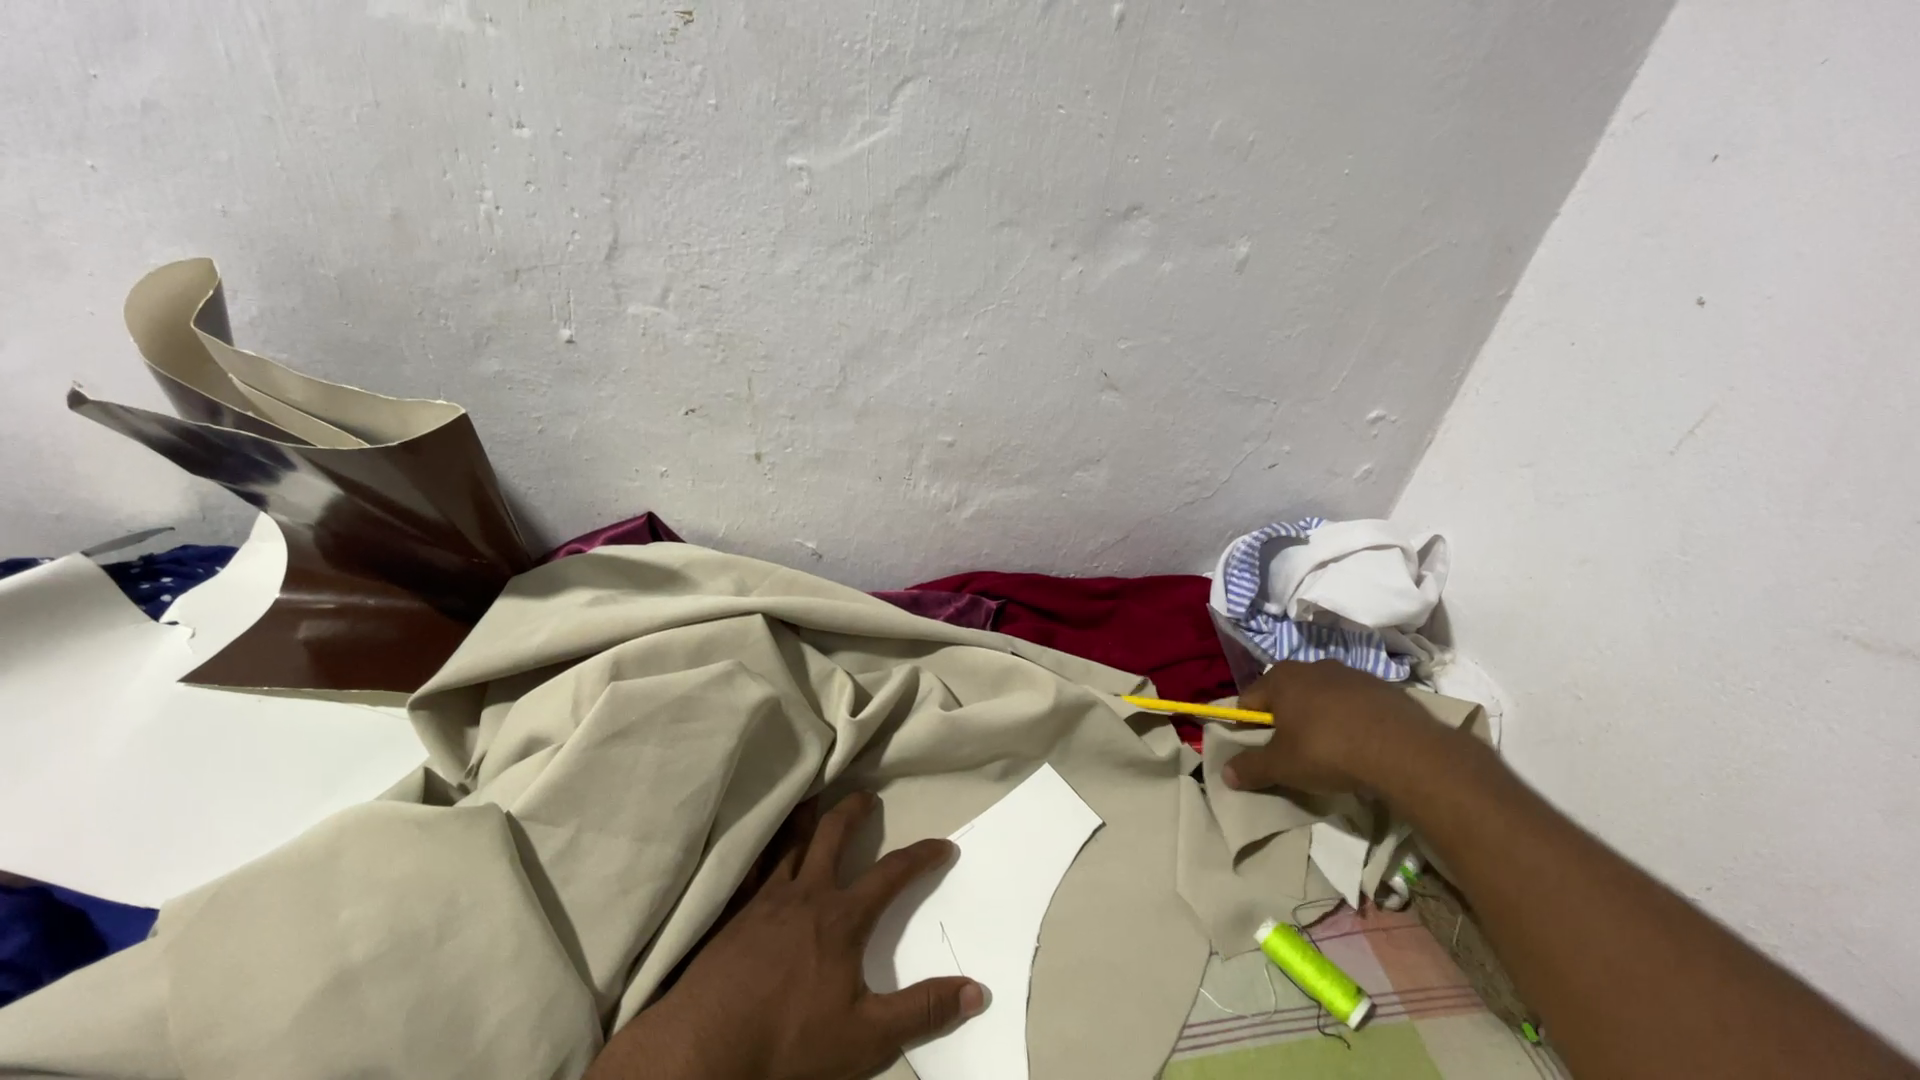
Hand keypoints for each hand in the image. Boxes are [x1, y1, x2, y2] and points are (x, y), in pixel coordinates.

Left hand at [590, 792, 987, 1079]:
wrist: (703, 1047)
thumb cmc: (789, 1038)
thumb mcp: (867, 1035)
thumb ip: (922, 1010)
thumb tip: (976, 991)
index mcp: (840, 918)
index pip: (892, 874)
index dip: (921, 856)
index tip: (943, 845)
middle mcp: (803, 895)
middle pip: (831, 836)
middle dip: (853, 811)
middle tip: (867, 795)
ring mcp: (762, 901)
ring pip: (786, 843)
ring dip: (803, 818)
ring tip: (810, 800)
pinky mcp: (730, 915)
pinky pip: (747, 869)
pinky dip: (757, 851)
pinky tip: (753, 849)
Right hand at [1221, 659, 1451, 795]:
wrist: (1403, 750)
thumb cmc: (1327, 750)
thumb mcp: (1281, 766)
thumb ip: (1251, 768)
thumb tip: (1225, 773)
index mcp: (1282, 677)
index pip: (1249, 699)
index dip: (1247, 725)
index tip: (1256, 749)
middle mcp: (1314, 666)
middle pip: (1287, 695)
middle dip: (1285, 721)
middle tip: (1291, 752)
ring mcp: (1352, 674)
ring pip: (1323, 698)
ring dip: (1320, 719)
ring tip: (1330, 752)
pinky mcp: (1384, 688)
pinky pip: (1355, 705)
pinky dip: (1351, 721)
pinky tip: (1360, 747)